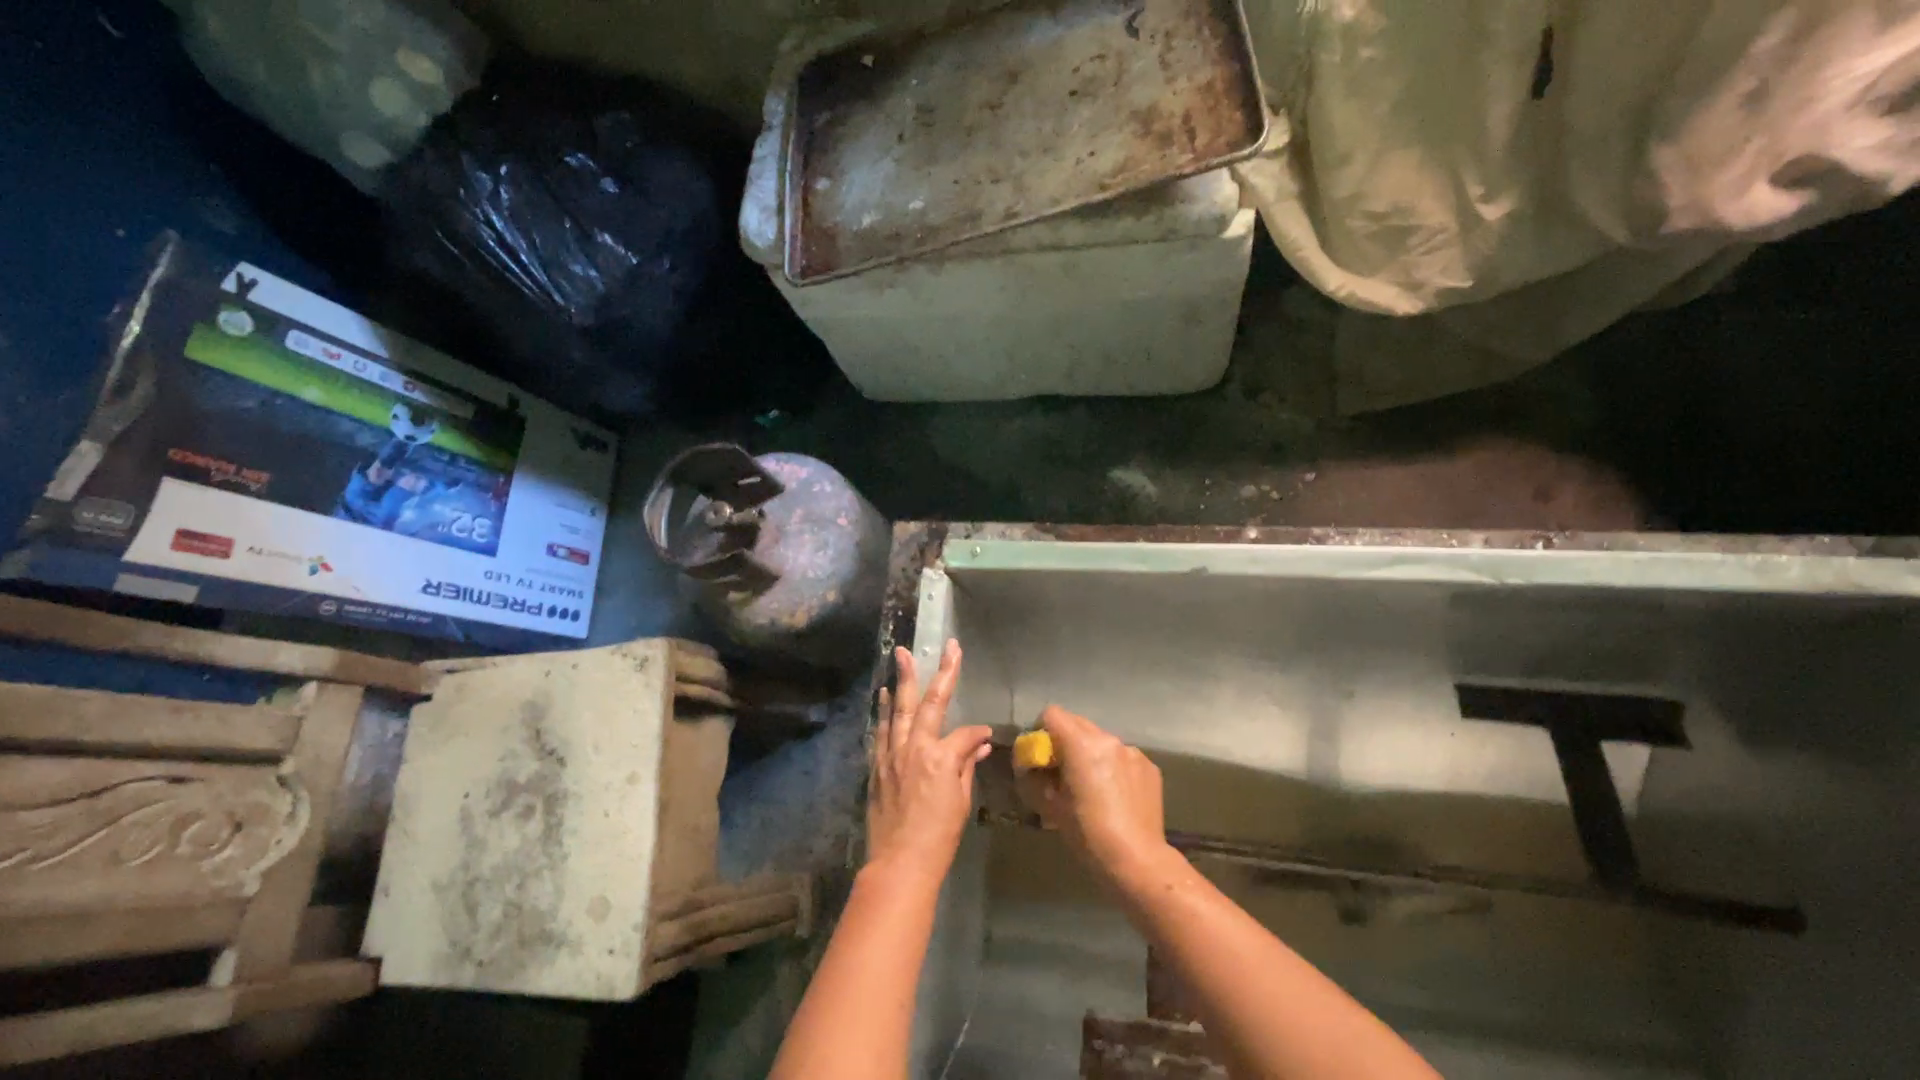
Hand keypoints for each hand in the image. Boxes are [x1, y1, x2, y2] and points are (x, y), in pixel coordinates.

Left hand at [866, 641, 992, 884]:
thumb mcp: (961, 801)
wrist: (900, 862)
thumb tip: (977, 744)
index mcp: (939, 756)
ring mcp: (891, 756)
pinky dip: (883, 714)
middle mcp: (913, 747)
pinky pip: (881, 732)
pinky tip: (882, 699)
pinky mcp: (877, 767)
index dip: (977, 732)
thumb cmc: (939, 835)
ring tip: (899, 658)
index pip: (963, 733)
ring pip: (896, 711)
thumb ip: (966, 766)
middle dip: (931, 674)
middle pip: (925, 703)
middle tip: (929, 648)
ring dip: (899, 684)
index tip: (985, 734)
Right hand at [1018, 706, 1169, 877]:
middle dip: (1064, 741)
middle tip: (1060, 771)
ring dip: (1090, 753)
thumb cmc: (1088, 834)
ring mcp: (1133, 752)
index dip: (1040, 731)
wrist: (1137, 860)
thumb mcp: (1050, 807)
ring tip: (1090, 786)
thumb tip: (1029, 766)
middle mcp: (1109, 740)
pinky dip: (1112, 767)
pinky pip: (1122, 757)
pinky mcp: (1149, 767)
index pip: (1052, 714)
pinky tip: (1114, 796)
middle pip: (1077, 723)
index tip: (1040, 756)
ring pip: (1101, 741)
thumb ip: (1034, 778)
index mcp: (1083, 745)